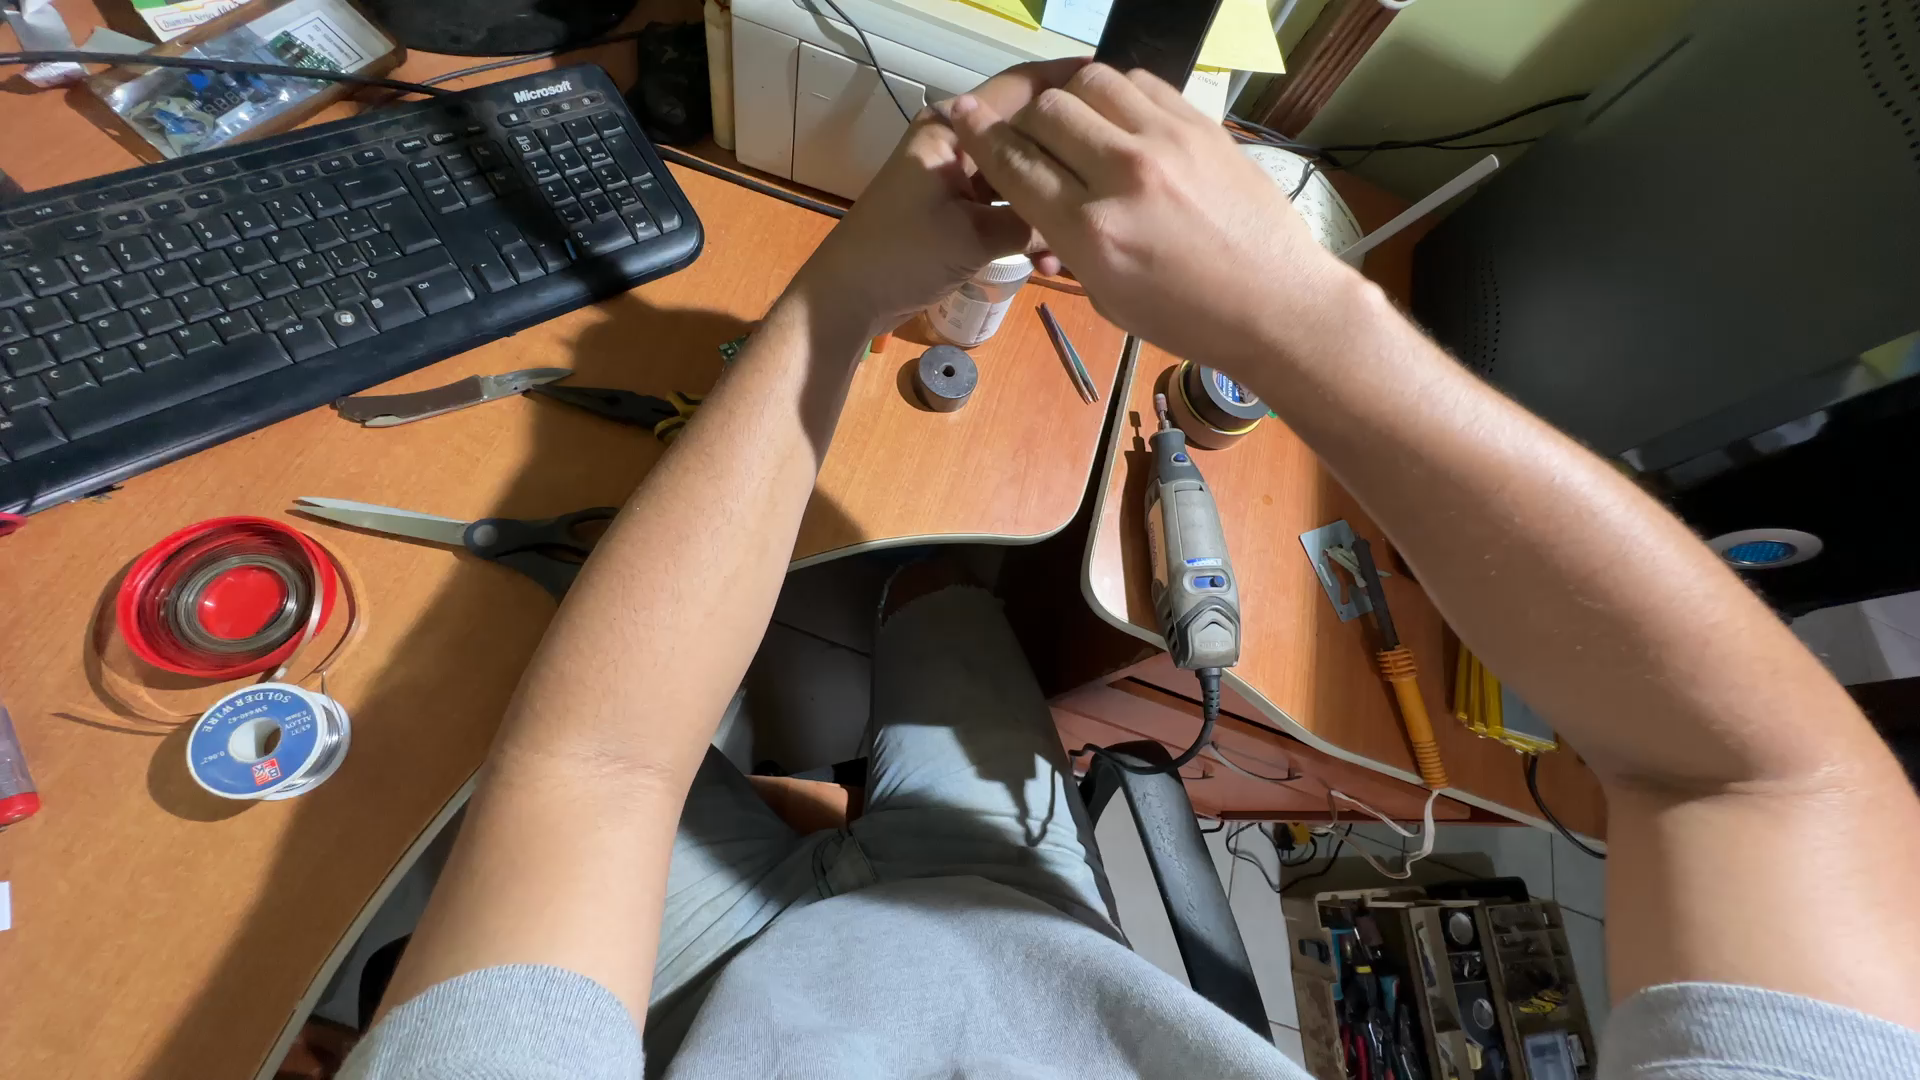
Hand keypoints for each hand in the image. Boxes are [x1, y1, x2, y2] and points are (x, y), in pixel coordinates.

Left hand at [790, 59, 1085, 338]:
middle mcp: (959, 146)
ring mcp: (959, 182)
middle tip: (1113, 177)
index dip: (1070, 88)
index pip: (1023, 91)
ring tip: (1088, 228)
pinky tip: (1051, 258)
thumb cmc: (901, 256)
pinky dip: (1026, 230)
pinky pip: (1005, 211)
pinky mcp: (960, 214)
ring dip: (1048, 204)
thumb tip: (1075, 220)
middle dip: (1067, 159)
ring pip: (1020, 180)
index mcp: (954, 129)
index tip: (1117, 95)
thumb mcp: (971, 238)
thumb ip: (1027, 223)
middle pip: (1027, 139)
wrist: (852, 297)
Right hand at [948, 63, 1360, 369]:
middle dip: (1024, 123)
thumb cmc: (1184, 320)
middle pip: (1046, 113)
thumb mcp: (1108, 300)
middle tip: (1027, 140)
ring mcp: (1165, 142)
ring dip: (1068, 101)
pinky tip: (1116, 119)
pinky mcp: (1200, 124)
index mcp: (1091, 233)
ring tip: (1073, 126)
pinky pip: (1139, 82)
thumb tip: (1039, 218)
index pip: (1016, 166)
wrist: (1273, 303)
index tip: (960, 117)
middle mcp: (1121, 176)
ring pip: (1089, 82)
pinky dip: (1114, 94)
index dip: (979, 137)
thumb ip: (1067, 248)